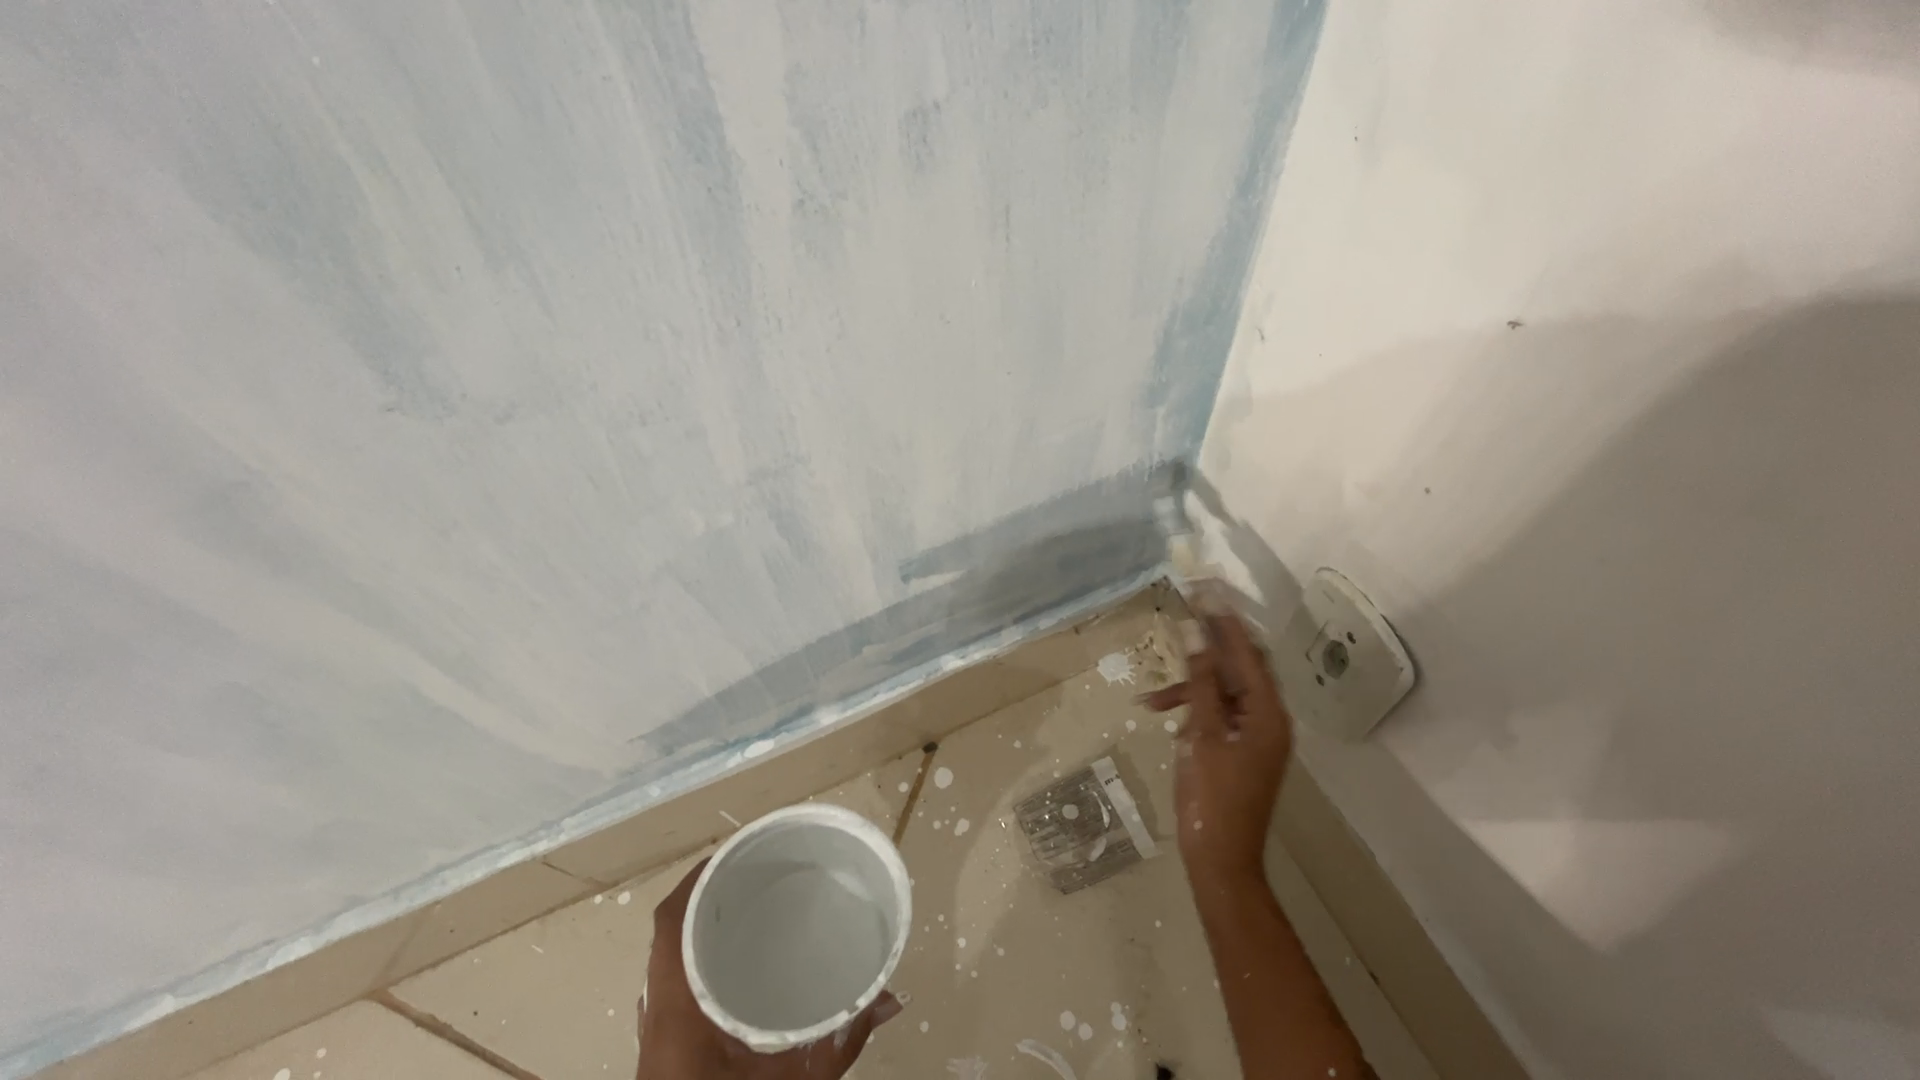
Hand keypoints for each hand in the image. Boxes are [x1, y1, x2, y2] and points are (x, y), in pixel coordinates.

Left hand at [636, 860, 902, 1079]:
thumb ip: (840, 1041)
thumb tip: (892, 999)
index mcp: (678, 1007)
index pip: (671, 923)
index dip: (695, 880)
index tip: (735, 851)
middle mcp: (658, 1011)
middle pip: (668, 934)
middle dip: (706, 896)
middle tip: (753, 874)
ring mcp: (656, 1030)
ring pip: (668, 960)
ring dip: (700, 928)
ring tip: (747, 905)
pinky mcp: (664, 1047)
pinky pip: (674, 985)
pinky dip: (698, 961)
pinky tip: (734, 964)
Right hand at [1141, 610, 1293, 885]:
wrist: (1220, 859)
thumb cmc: (1211, 797)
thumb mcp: (1202, 734)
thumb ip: (1200, 682)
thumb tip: (1197, 633)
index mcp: (1268, 713)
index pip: (1247, 651)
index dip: (1224, 620)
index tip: (1204, 589)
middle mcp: (1270, 719)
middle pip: (1240, 667)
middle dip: (1208, 647)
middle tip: (1183, 617)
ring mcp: (1258, 736)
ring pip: (1224, 693)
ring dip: (1191, 688)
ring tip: (1153, 700)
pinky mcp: (1243, 750)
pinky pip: (1220, 716)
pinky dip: (1195, 712)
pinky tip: (1168, 720)